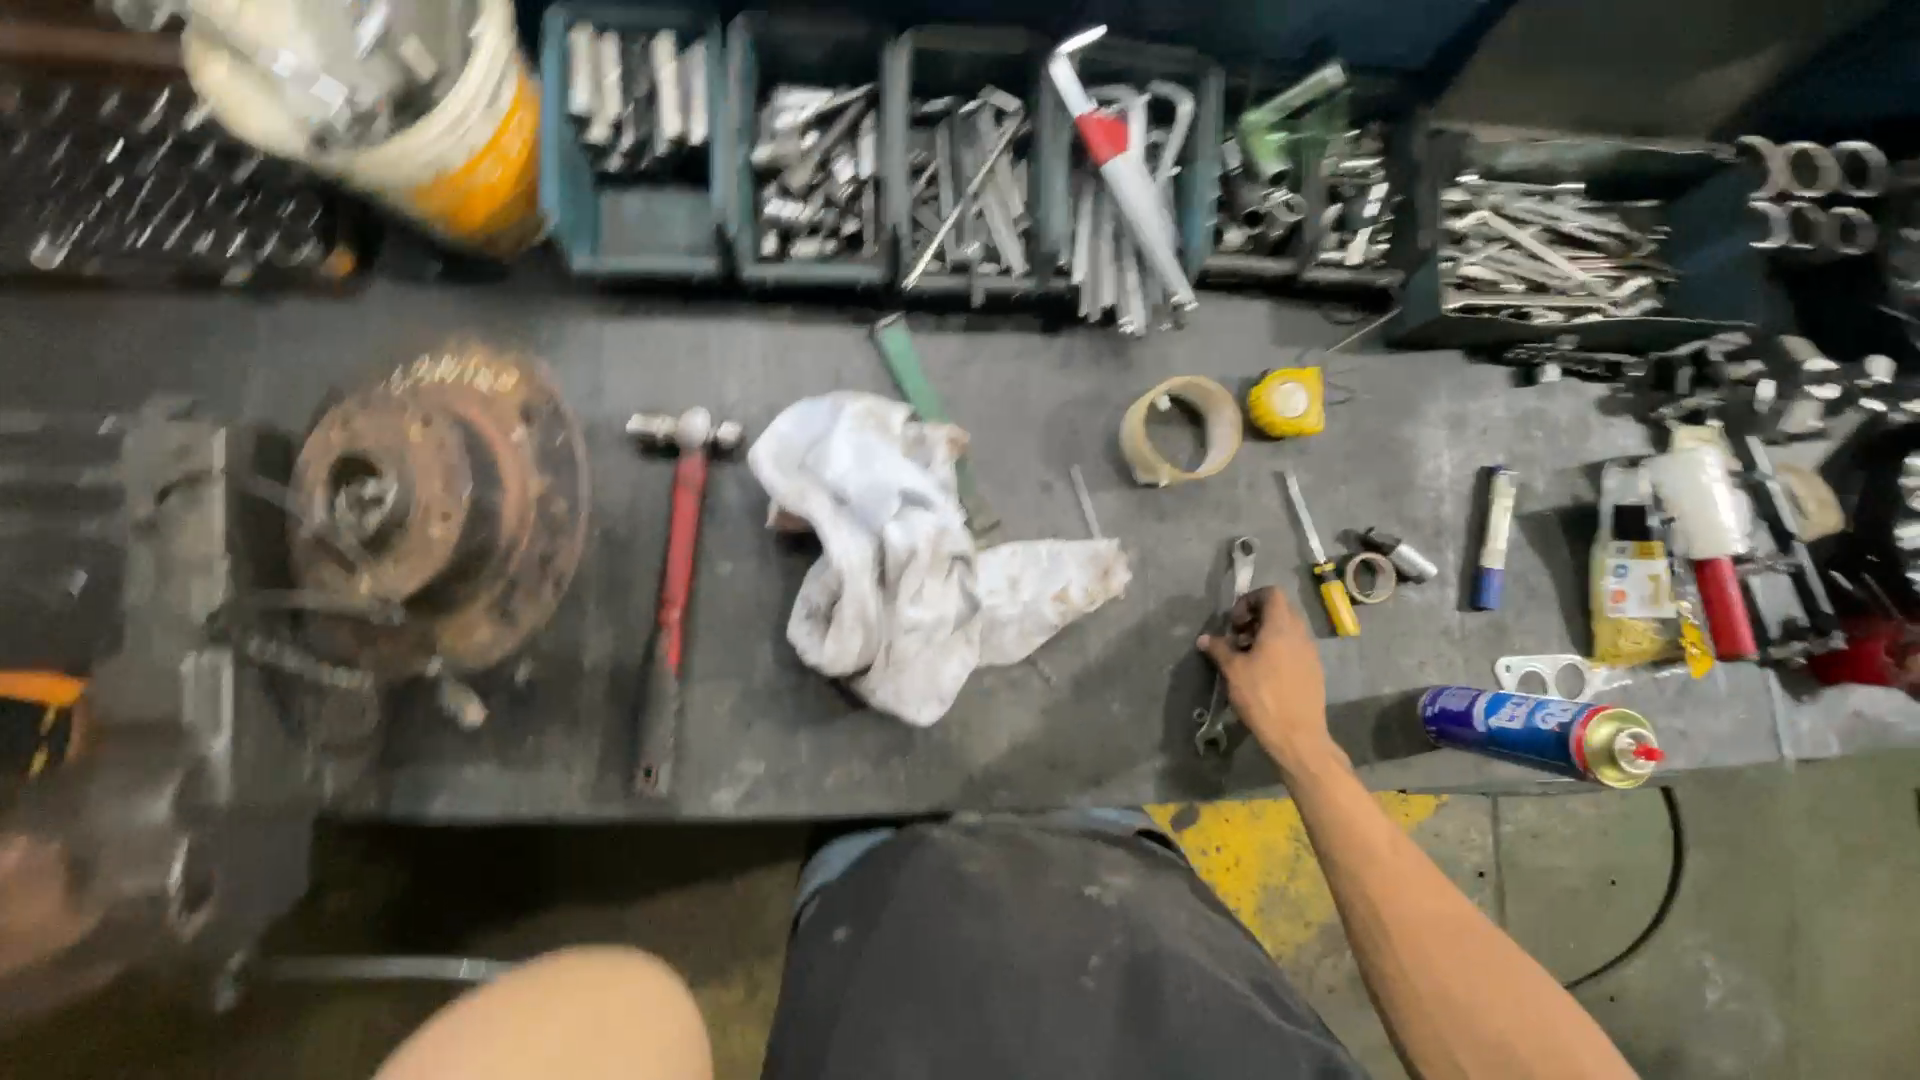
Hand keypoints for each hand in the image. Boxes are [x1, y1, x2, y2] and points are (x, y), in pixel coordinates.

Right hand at [1197, 587, 1336, 768]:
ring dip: (1267, 634)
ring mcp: (1310, 652)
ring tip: (1249, 657)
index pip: (1271, 594)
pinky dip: (1279, 650)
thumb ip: (1219, 649)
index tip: (1234, 622)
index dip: (1250, 600)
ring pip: (1289, 630)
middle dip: (1257, 617)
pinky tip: (1265, 673)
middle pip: (1281, 610)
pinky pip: (1295, 648)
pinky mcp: (1314, 670)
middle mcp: (1300, 634)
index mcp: (1280, 628)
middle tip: (1239, 637)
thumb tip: (1204, 638)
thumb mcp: (1233, 671)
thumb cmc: (1262, 697)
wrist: (1297, 735)